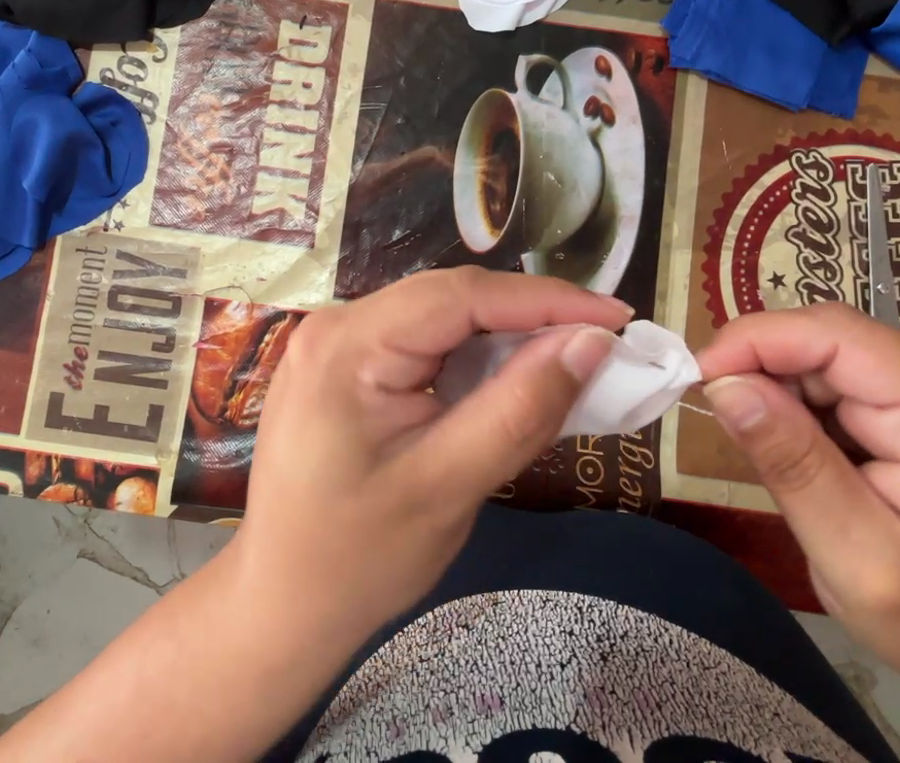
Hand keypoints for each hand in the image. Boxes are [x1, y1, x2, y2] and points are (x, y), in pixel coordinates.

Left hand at [233, 267, 626, 635]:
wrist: (282, 604)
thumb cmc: (359, 558)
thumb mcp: (449, 486)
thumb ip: (520, 409)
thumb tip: (590, 342)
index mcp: (346, 346)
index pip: (461, 295)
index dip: (545, 299)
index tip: (617, 316)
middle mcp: (333, 328)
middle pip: (447, 300)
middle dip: (527, 317)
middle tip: (599, 343)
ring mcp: (332, 346)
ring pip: (437, 320)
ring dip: (502, 338)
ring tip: (566, 361)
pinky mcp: (340, 369)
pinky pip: (419, 345)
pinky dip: (469, 359)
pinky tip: (506, 379)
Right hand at [695, 302, 899, 700]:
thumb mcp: (858, 562)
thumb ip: (794, 467)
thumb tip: (725, 384)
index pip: (841, 336)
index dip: (757, 339)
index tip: (696, 376)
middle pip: (838, 342)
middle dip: (769, 375)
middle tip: (735, 437)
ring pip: (841, 359)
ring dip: (793, 398)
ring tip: (791, 467)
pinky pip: (859, 381)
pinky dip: (818, 411)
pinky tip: (824, 463)